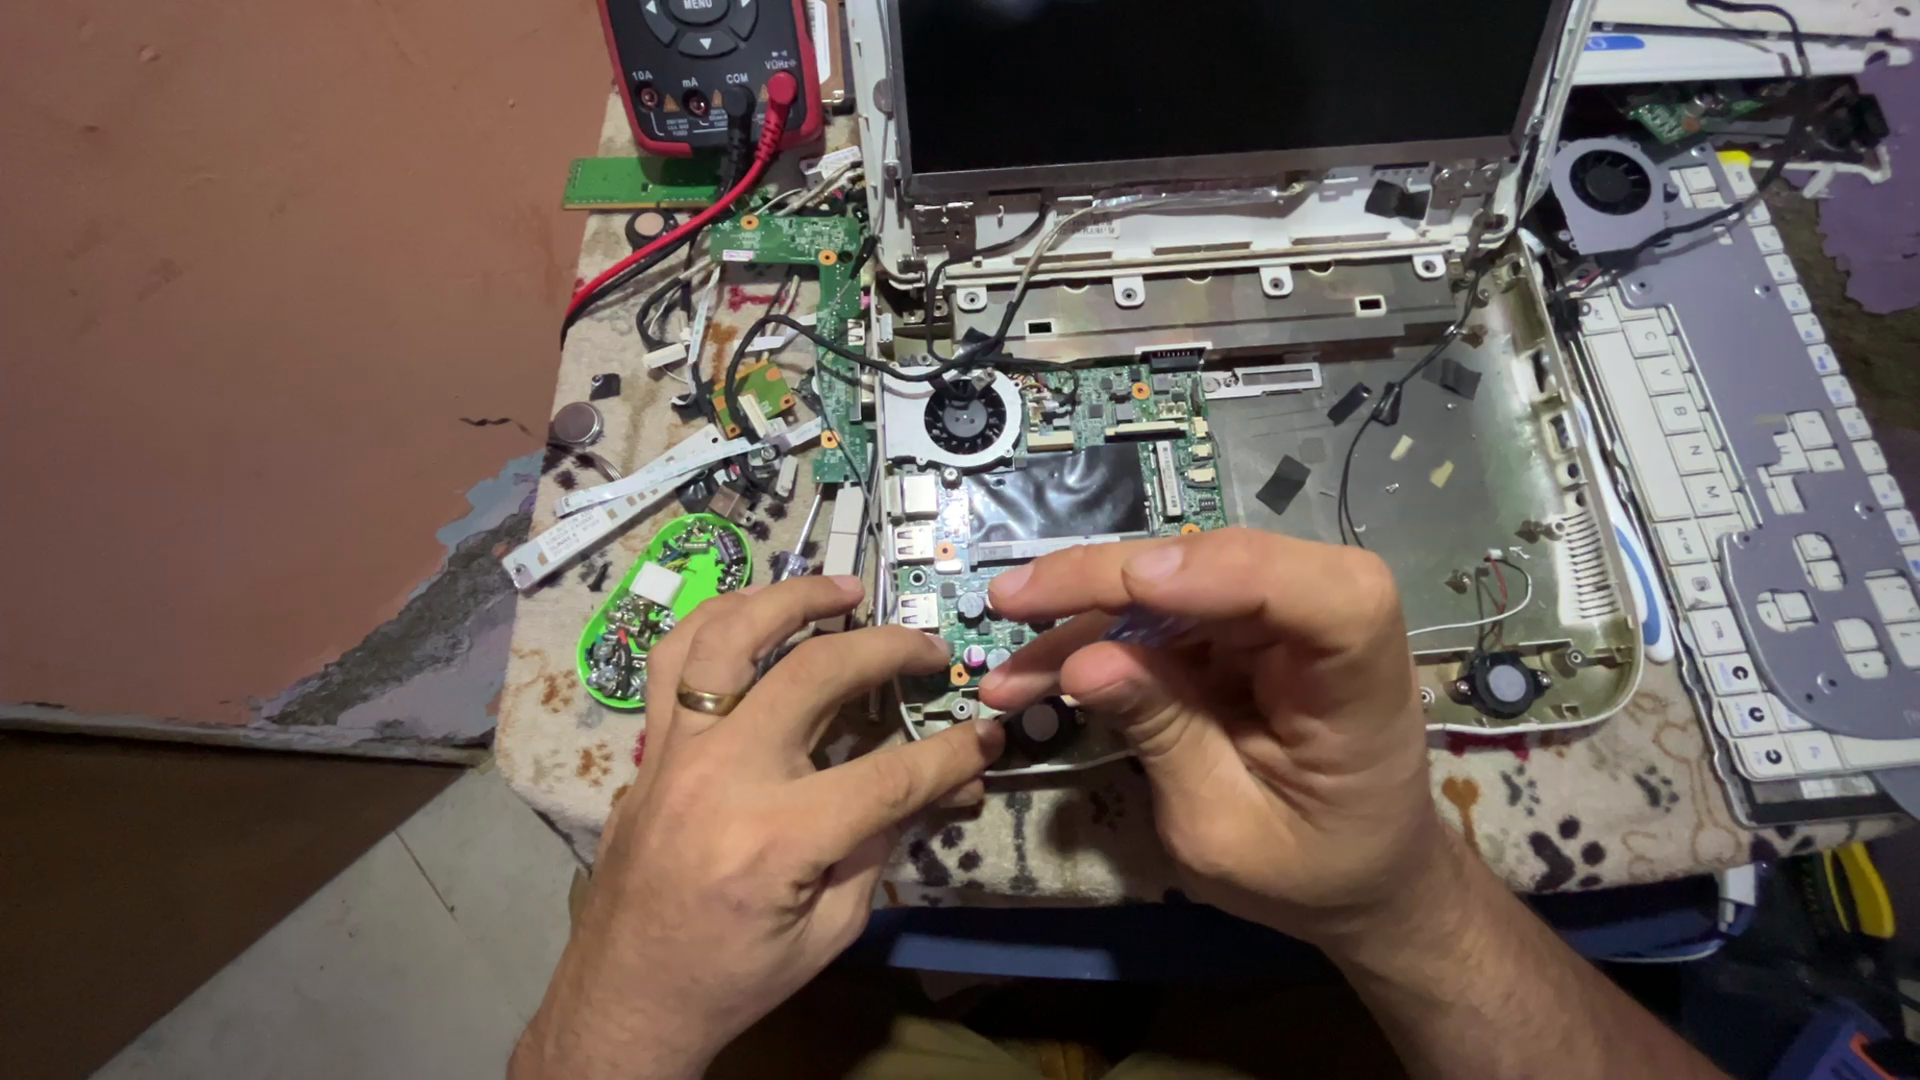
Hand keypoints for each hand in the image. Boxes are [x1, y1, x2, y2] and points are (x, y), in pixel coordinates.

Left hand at [513, 576, 1004, 1079]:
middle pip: (813, 675)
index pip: (887, 776)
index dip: (949, 754)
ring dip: (791, 598)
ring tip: (842, 587)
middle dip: (886, 649)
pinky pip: (673, 659)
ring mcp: (673, 753)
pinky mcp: (648, 749)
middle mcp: (721, 777)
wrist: (621, 1003)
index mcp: (776, 840)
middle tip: (927, 646)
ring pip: (727, 638)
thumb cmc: (734, 977)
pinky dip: (718, 619)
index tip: (985, 735)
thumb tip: (939, 783)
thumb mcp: (830, 928)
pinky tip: (757, 609)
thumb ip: (883, 842)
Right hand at [979, 528, 1447, 948]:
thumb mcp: (1225, 827)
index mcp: (1361, 686)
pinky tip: (1034, 668)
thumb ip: (1165, 738)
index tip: (1137, 585)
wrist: (1349, 876)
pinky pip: (1149, 614)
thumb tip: (1083, 664)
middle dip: (1109, 579)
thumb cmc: (1309, 870)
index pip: (1326, 598)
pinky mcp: (1227, 629)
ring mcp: (1268, 621)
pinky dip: (1090, 638)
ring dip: (1080, 613)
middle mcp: (1320, 628)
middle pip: (1218, 566)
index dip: (1231, 575)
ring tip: (1008, 657)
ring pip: (1166, 581)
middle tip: (1015, 599)